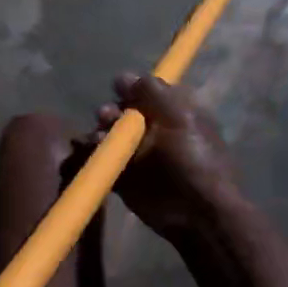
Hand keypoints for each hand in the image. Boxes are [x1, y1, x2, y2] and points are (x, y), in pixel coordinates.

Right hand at [87, 72, 241, 238]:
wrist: (194, 210)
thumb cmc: (193, 158)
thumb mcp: (180, 117)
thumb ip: (153, 92)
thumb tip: (124, 76)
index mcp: (174, 114)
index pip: (148, 93)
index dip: (131, 88)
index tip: (119, 87)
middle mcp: (155, 132)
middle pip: (124, 112)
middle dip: (112, 111)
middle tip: (107, 116)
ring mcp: (137, 156)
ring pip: (110, 135)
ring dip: (101, 132)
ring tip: (99, 137)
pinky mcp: (123, 177)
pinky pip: (101, 160)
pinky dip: (93, 154)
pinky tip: (93, 150)